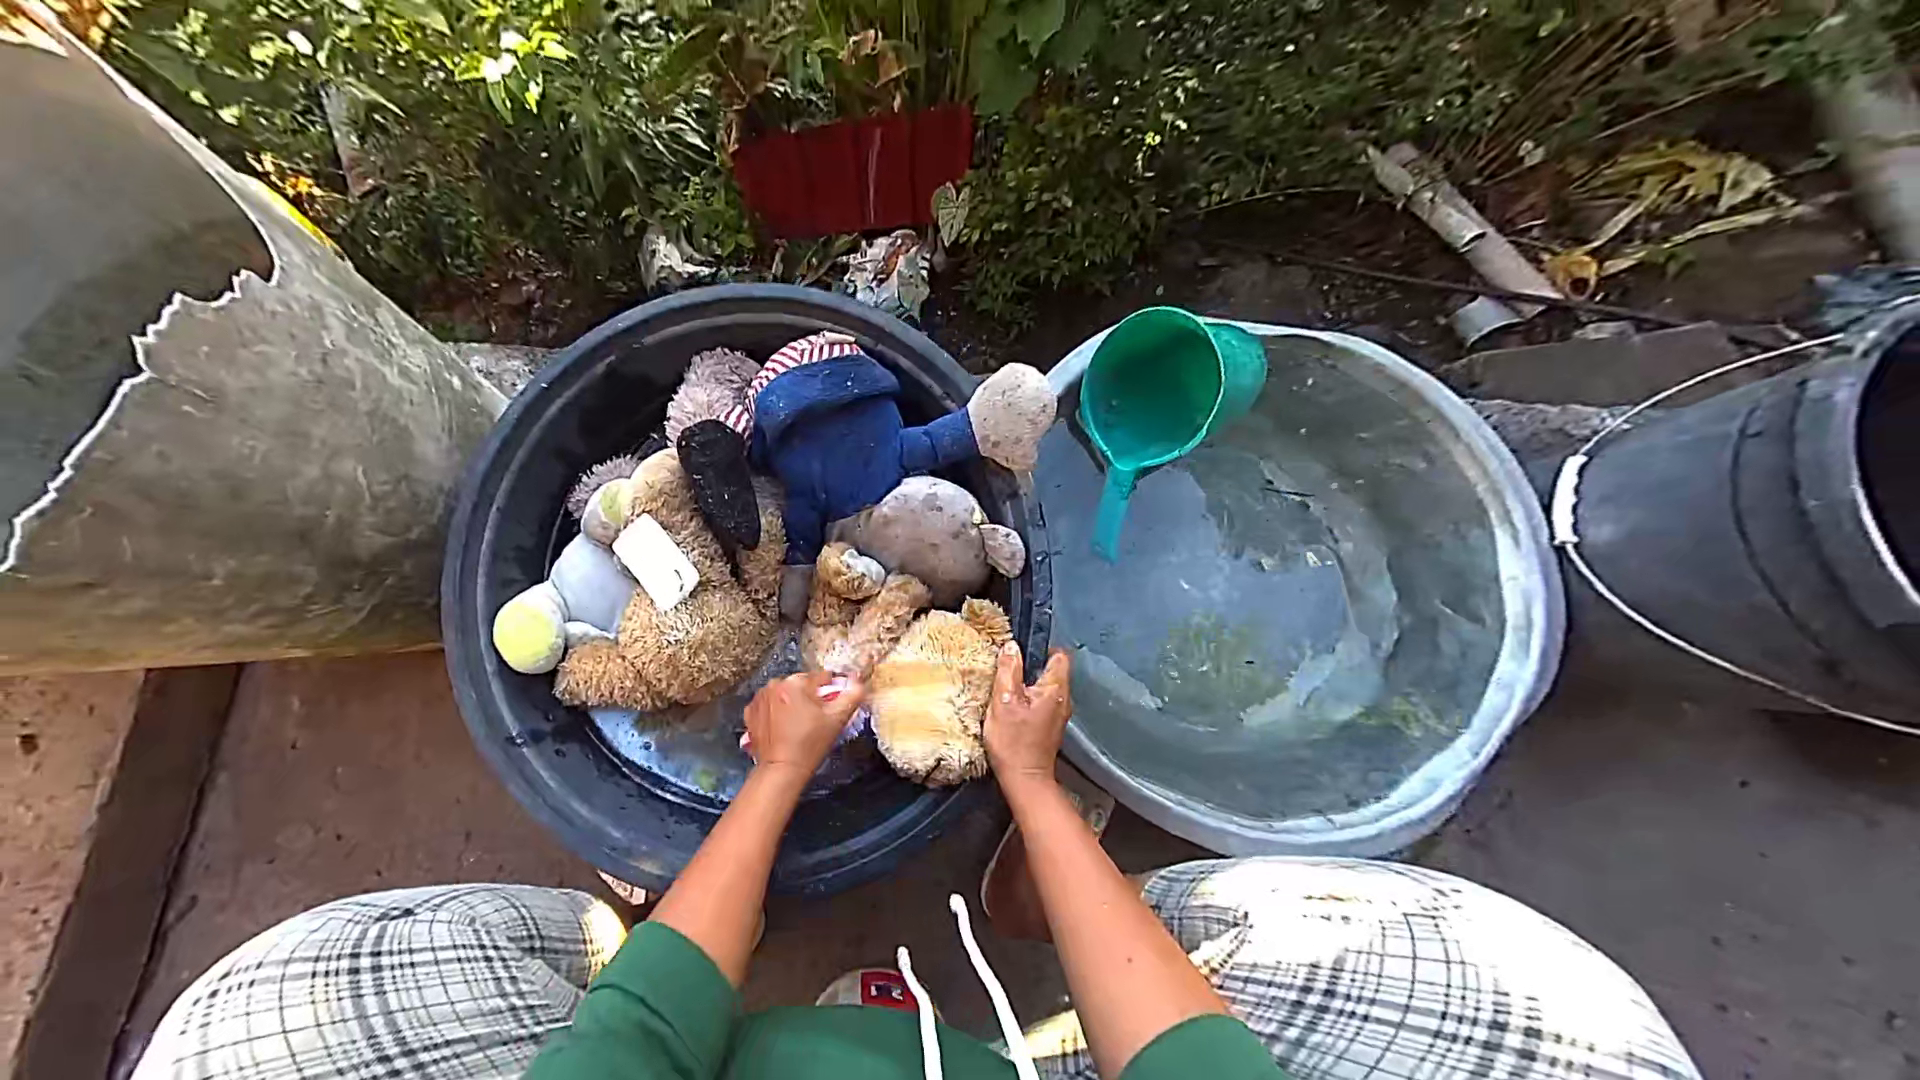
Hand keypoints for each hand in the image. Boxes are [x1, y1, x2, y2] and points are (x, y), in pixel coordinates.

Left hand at [743, 671, 865, 773]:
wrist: (781, 769)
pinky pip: (769, 704)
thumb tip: (858, 682)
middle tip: (814, 719)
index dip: (829, 692)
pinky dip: (776, 711)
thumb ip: (853, 696)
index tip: (829, 708)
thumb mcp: (837, 719)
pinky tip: (782, 726)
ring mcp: (760, 698)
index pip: (821, 677)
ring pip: (785, 693)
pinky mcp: (750, 712)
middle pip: (802, 684)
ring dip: (792, 702)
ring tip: (797, 724)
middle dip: (809, 697)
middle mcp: (775, 685)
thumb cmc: (810, 745)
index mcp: (796, 683)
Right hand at [985, 643, 1072, 791]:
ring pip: (1046, 687)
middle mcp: (1064, 699)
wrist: (1024, 780)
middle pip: (1052, 670)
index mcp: (1056, 688)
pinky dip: (1030, 700)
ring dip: (1028, 685)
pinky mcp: (1051, 726)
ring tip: (1008, 690)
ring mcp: (1059, 714)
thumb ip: (1008, 670)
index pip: (1059, 655)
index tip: (1020, 654)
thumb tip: (1011, 646)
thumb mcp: (1003, 700)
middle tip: (1008, 671)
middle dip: (1030, 667)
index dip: (1040, 648)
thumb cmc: (1013, 742)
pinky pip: (1043, 702)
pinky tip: (1013, 708)